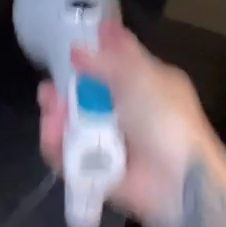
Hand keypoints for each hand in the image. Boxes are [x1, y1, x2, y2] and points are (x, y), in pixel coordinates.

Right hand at [38, 20, 215, 226]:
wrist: (176, 180)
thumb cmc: (165, 119)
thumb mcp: (142, 77)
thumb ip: (109, 58)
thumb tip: (79, 46)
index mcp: (143, 85)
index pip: (110, 64)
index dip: (88, 56)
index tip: (67, 48)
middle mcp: (122, 111)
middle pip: (81, 95)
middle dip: (61, 90)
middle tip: (49, 90)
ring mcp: (105, 142)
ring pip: (68, 124)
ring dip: (55, 116)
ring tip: (52, 112)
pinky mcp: (91, 170)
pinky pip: (64, 155)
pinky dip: (55, 145)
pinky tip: (53, 133)